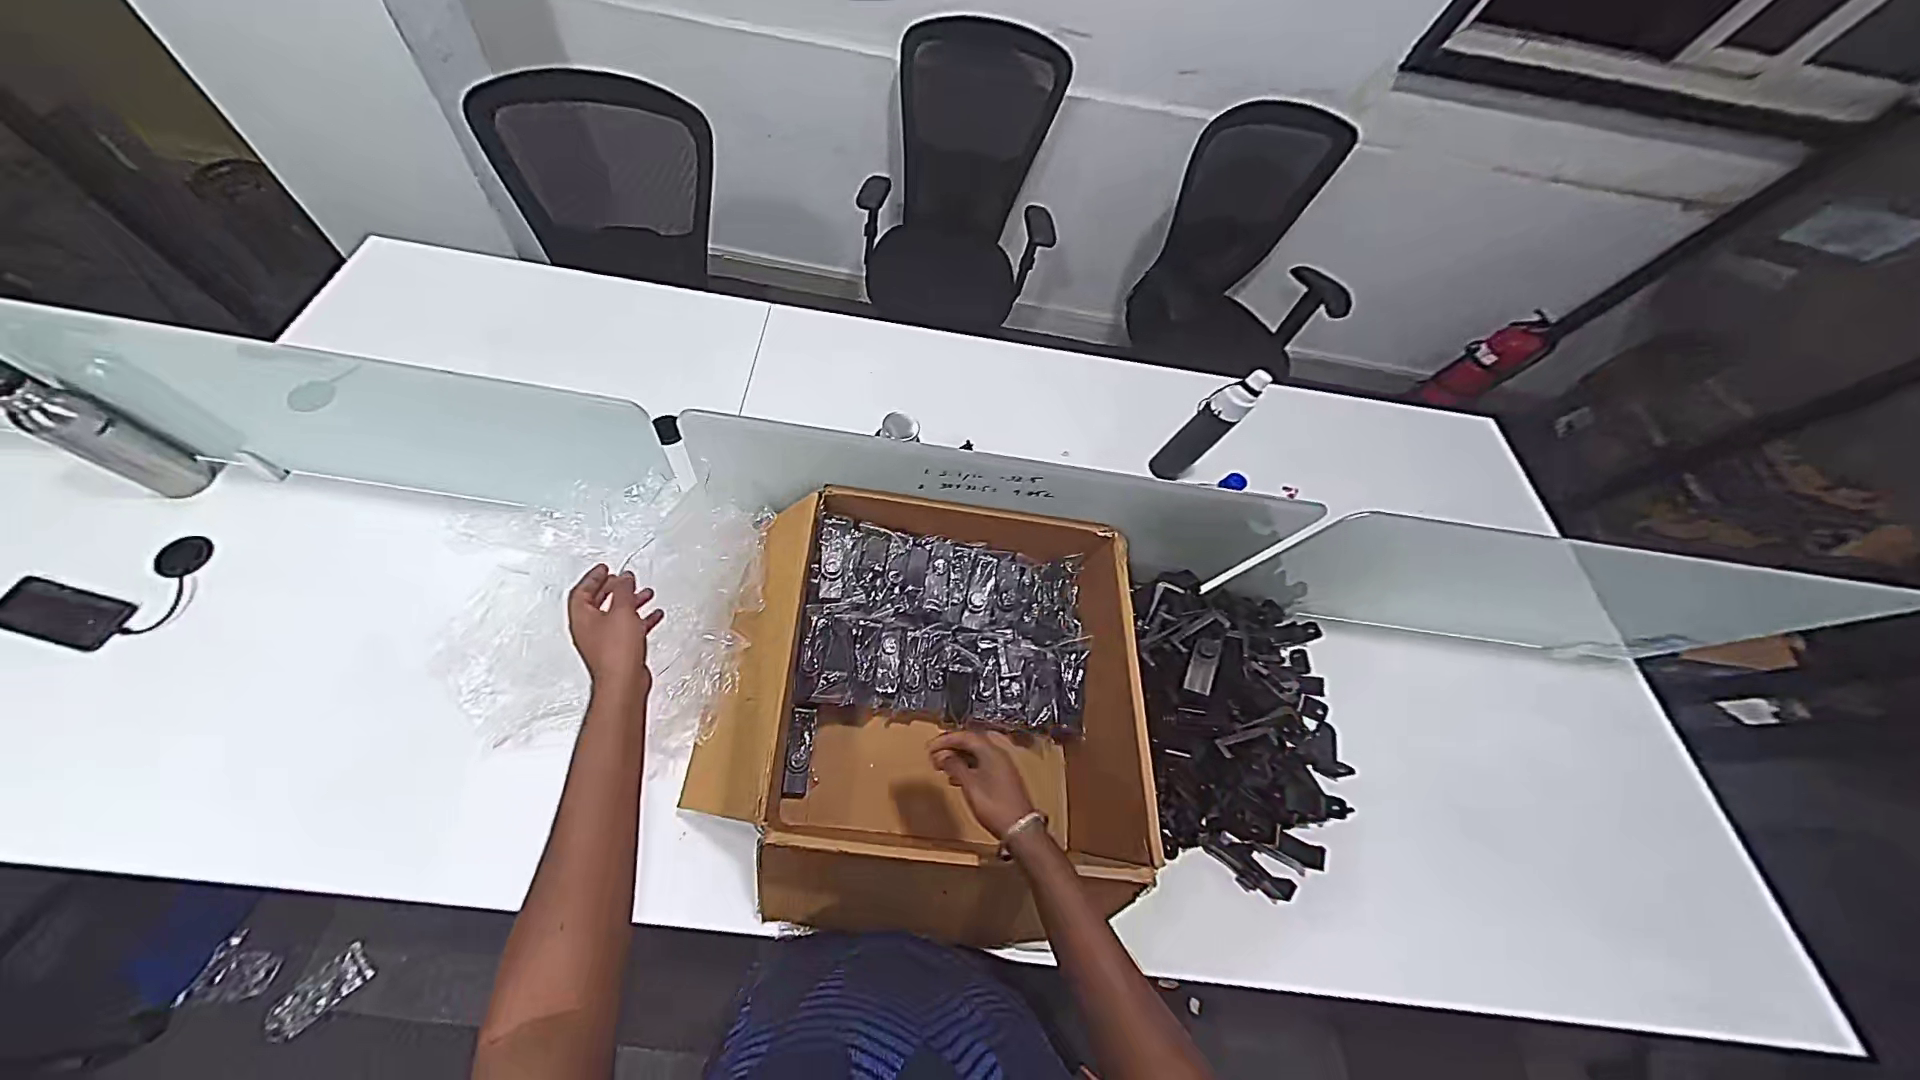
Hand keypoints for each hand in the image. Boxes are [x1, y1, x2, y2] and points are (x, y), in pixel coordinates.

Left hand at [568, 565, 663, 699]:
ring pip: (615, 615)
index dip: (593, 577)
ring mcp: (603, 641)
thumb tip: (624, 578)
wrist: (624, 681)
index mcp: (582, 618)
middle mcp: (589, 629)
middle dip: (613, 589)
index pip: (582, 591)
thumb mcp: (622, 611)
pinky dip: (639, 619)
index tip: (604, 568)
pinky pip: (628, 628)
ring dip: (629, 602)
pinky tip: (652, 616)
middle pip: (598, 603)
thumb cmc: (616, 651)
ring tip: (643, 594)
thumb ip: (623, 591)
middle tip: (622, 579)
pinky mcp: (617, 650)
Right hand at [928, 729, 1036, 839]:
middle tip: (934, 755)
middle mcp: (998, 754)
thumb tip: (943, 754)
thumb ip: (955, 766)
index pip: (965, 736)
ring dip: (958, 757)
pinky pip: (981, 763)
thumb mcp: (970, 786)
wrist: (1019, 828)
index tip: (929, 747)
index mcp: (990, 751)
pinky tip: (956, 778)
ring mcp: (1002, 765)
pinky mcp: (1003, 776)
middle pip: (971, 742)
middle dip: (951, 746)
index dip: (945, 740)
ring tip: (941, 766)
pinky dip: (967, 766)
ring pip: (976, 753)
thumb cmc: (993, 806)